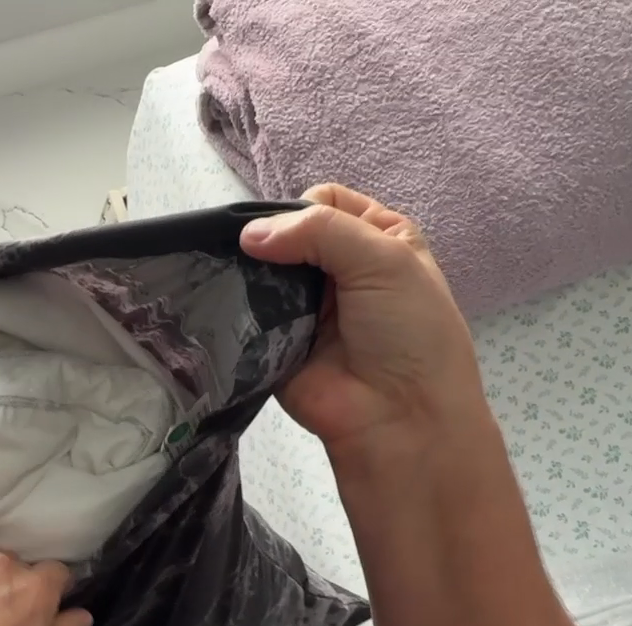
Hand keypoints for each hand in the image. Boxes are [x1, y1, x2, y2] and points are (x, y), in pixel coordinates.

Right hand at [242, 184, 489, 451]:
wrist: (395, 416)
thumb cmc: (407, 331)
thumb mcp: (383, 260)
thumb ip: (319, 231)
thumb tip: (247, 235)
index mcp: (374, 239)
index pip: (322, 204)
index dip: (300, 211)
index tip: (289, 235)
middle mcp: (336, 271)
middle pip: (285, 238)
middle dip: (267, 245)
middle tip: (249, 261)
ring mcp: (300, 310)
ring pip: (260, 277)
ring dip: (247, 278)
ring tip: (230, 284)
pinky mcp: (271, 343)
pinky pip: (245, 319)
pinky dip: (234, 313)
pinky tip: (223, 311)